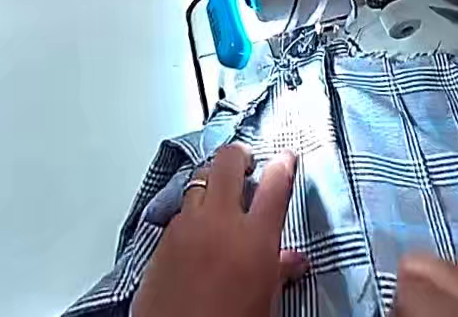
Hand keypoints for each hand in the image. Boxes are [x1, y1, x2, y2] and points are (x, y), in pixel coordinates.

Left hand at [133, 145, 305, 316]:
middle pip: (228, 162)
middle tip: (247, 164)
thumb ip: (278, 273)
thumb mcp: (264, 305)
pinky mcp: (163, 237)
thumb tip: (294, 260)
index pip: (275, 186)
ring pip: (200, 179)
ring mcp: (187, 225)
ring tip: (220, 191)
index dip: (283, 166)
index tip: (286, 157)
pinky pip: (181, 209)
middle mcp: (219, 221)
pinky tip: (197, 227)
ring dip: (213, 180)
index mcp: (254, 240)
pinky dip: (193, 210)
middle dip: (239, 156)